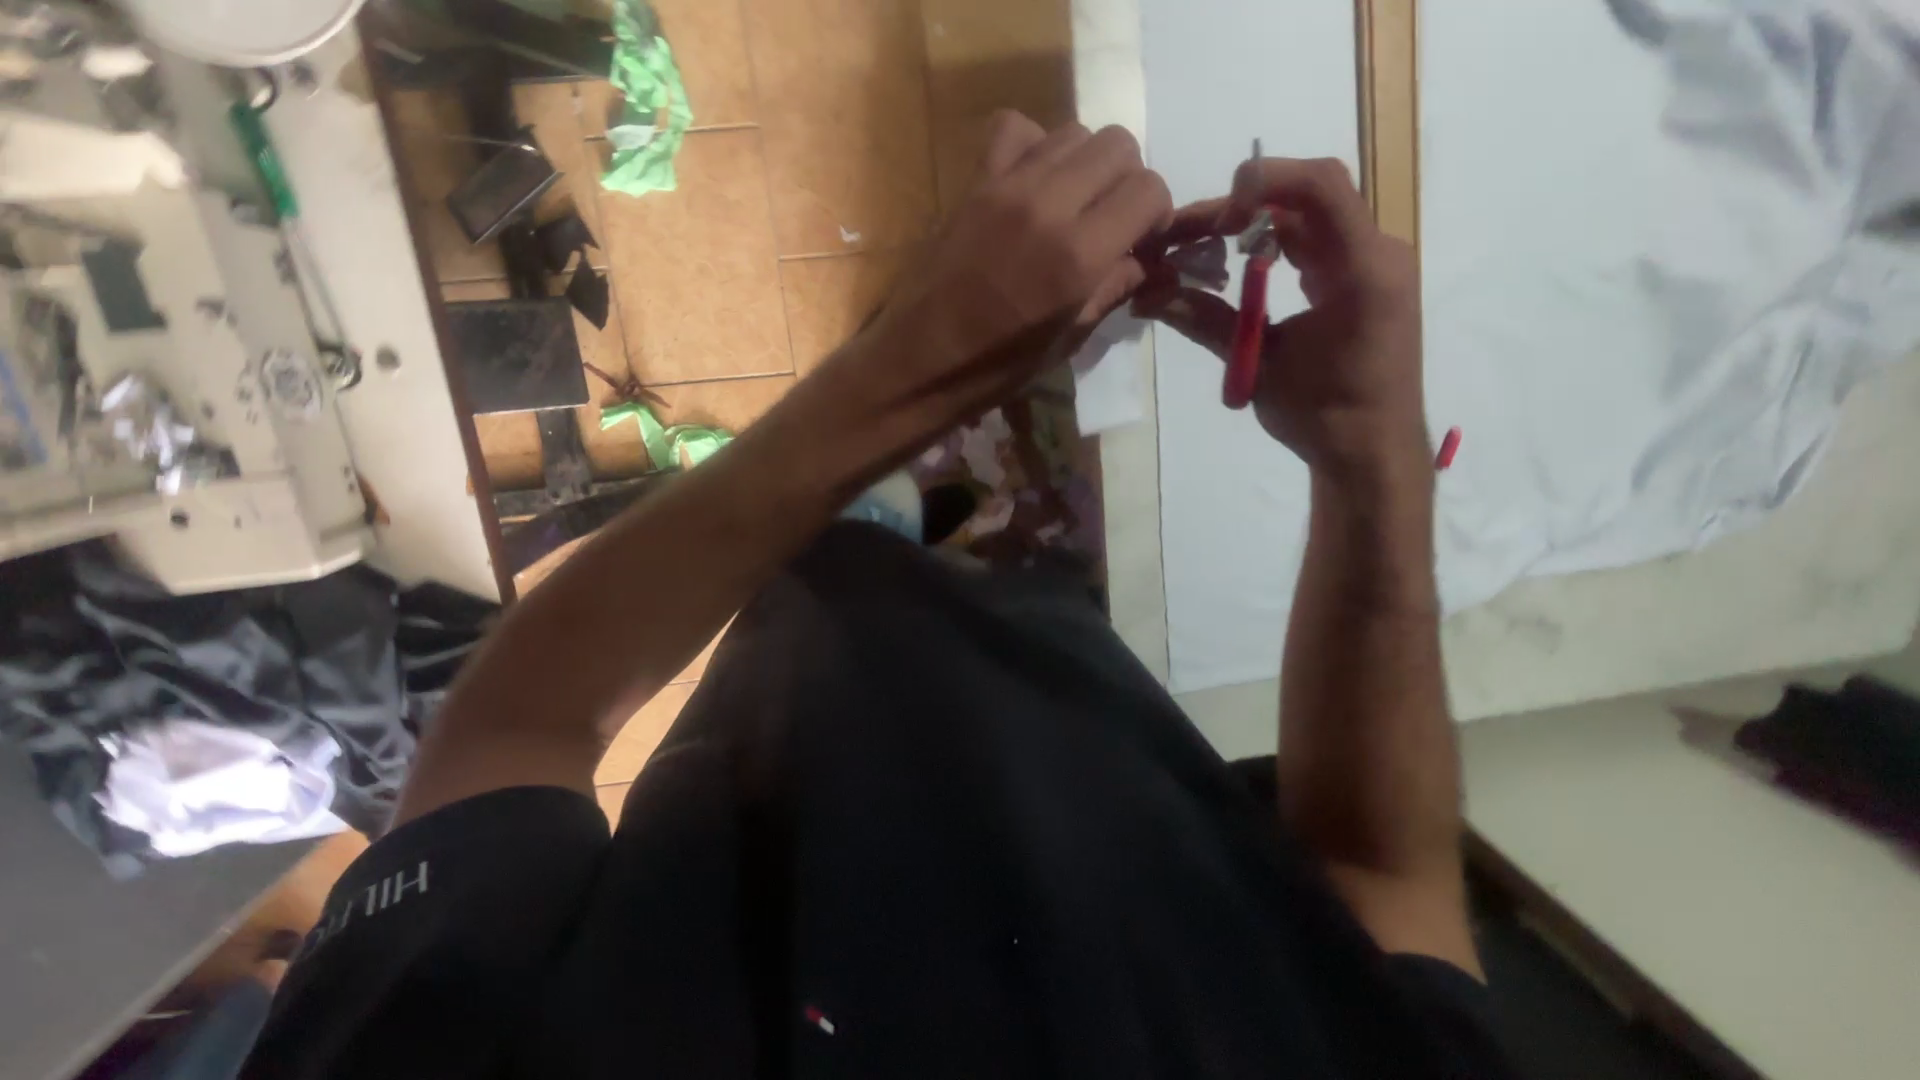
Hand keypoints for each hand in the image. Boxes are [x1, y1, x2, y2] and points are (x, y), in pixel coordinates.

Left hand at [833, 111, 1171, 437]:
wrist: (919, 363)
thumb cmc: (997, 368)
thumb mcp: (1069, 339)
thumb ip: (1113, 287)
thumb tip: (1145, 258)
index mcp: (1078, 255)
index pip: (1148, 189)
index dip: (1156, 212)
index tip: (1141, 239)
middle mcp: (1048, 206)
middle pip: (1117, 145)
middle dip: (1126, 180)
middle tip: (1110, 220)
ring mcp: (1006, 186)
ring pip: (1072, 132)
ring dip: (1085, 163)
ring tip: (1071, 204)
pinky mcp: (973, 183)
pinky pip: (1014, 128)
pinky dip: (1033, 145)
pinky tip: (1029, 182)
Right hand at [1135, 158, 1425, 489]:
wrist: (1372, 453)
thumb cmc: (1322, 415)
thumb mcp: (1259, 365)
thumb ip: (1206, 321)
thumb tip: (1144, 294)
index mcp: (1363, 270)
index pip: (1320, 186)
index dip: (1262, 182)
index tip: (1214, 219)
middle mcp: (1377, 253)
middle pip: (1307, 198)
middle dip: (1242, 207)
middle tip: (1187, 236)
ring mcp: (1374, 265)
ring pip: (1309, 219)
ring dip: (1255, 227)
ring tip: (1204, 250)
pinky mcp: (1363, 281)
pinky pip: (1318, 243)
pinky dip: (1275, 246)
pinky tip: (1241, 267)